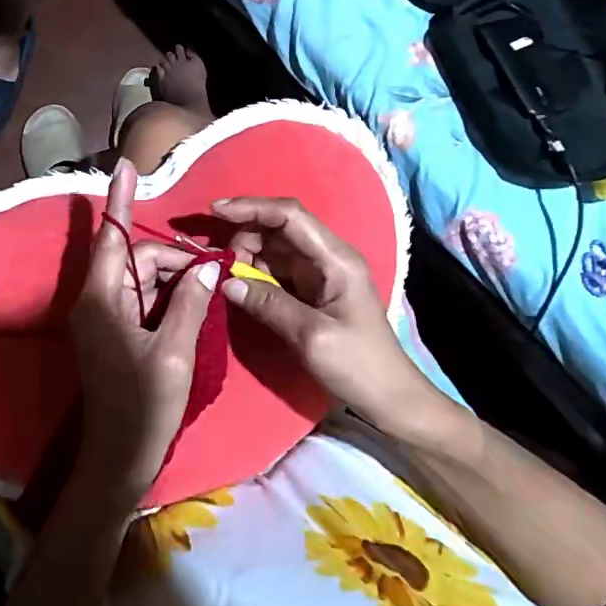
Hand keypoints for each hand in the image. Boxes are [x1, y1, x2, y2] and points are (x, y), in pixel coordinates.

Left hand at [70, 159, 216, 500]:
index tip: (126, 166)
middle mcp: (97, 299)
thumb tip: (206, 267)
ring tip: (206, 288)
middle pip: (136, 257)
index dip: (119, 199)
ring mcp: (104, 316)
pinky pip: (141, 296)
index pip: (111, 236)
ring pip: (141, 276)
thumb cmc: (144, 405)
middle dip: (172, 258)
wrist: (119, 454)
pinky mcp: (115, 330)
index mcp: (103, 298)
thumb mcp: (174, 351)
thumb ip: (189, 302)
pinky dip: (166, 293)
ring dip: (172, 277)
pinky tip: (191, 300)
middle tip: (211, 274)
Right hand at [214, 197, 442, 434]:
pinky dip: (254, 274)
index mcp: (335, 258)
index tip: (216, 212)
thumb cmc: (359, 365)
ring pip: (274, 248)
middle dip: (245, 235)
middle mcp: (327, 257)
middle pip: (279, 227)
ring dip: (247, 255)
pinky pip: (276, 271)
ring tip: (227, 278)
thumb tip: (227, 282)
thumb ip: (269, 305)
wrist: (389, 398)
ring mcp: (319, 273)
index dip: (252, 207)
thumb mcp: (311, 337)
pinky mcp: (310, 291)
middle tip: (221, 263)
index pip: (290, 215)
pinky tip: (239, 287)